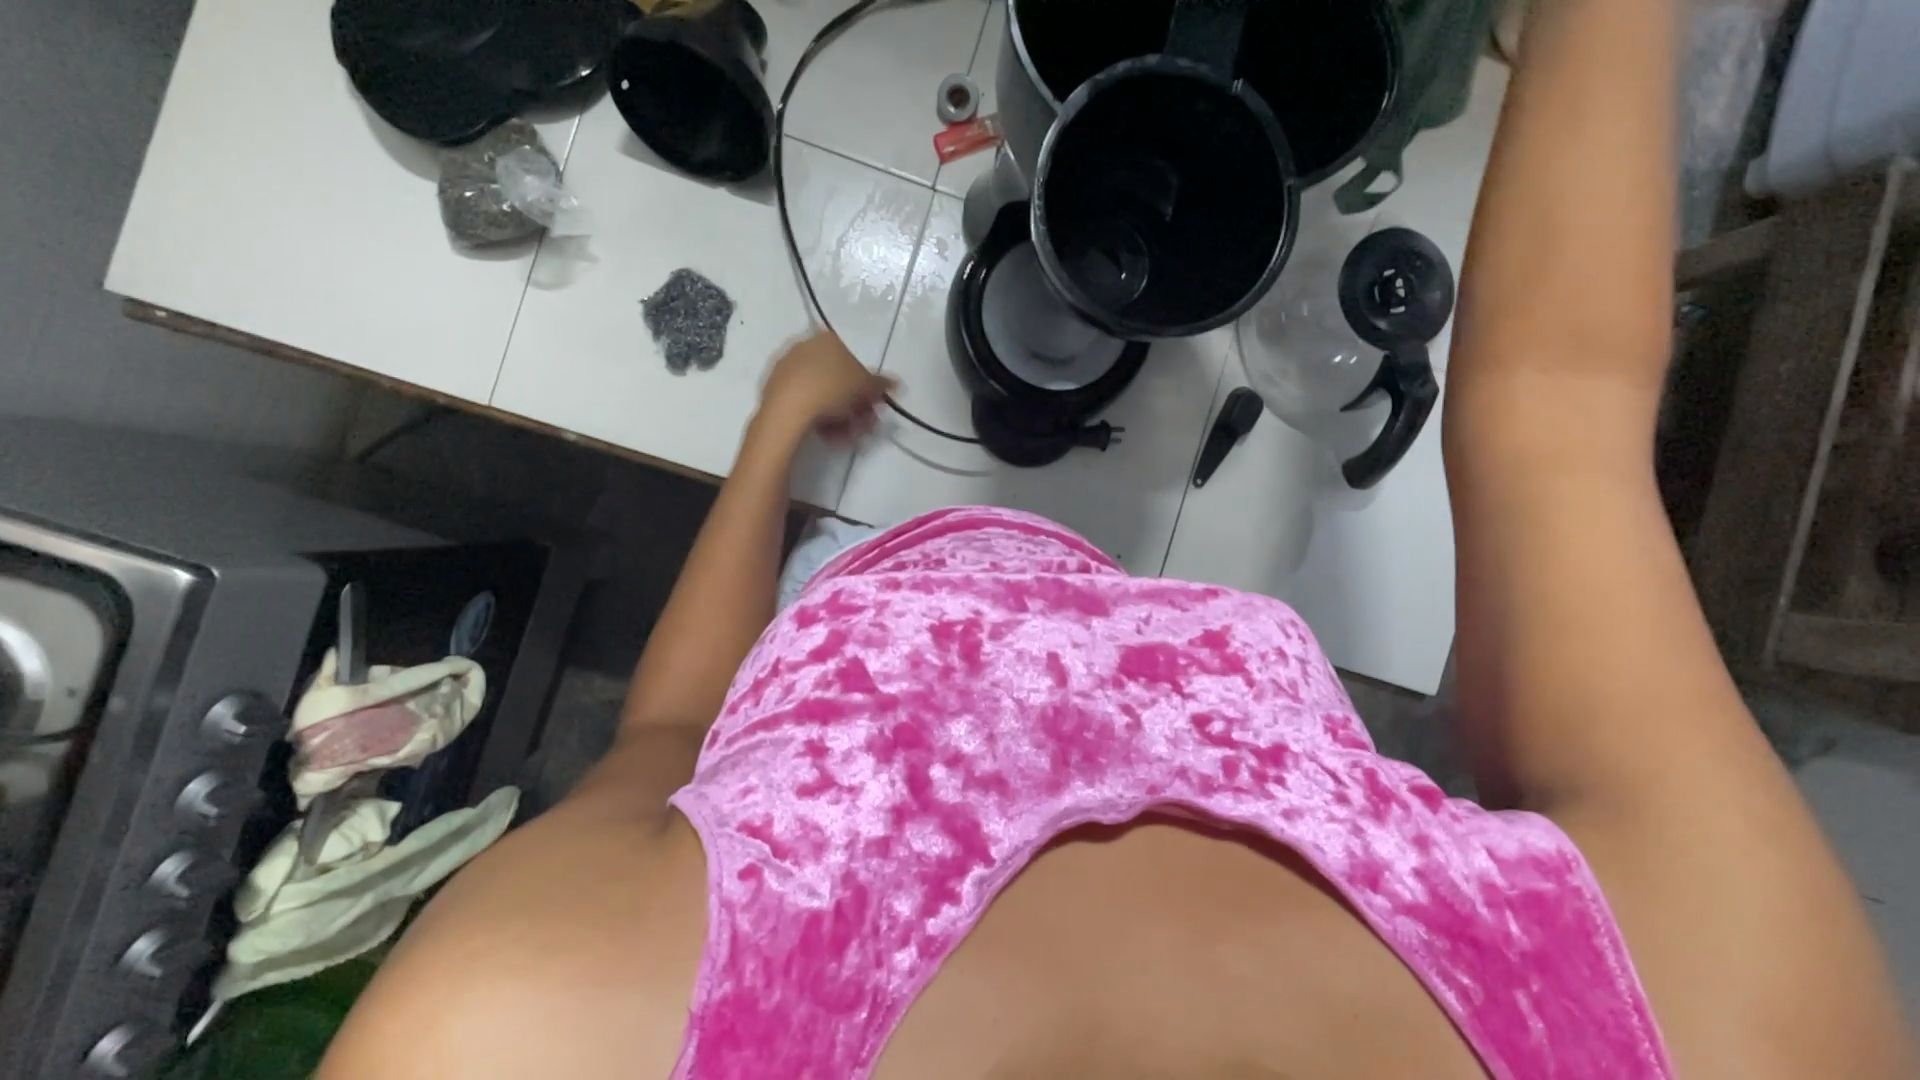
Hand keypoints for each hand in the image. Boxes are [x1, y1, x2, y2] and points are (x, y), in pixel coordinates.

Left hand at [758, 331, 897, 442]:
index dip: (866, 386)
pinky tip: (829, 435)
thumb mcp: (865, 387)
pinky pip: (805, 402)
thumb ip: (880, 384)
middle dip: (854, 404)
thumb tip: (895, 383)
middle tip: (864, 424)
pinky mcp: (774, 388)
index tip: (872, 405)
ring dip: (840, 415)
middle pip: (837, 379)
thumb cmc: (832, 389)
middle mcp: (806, 347)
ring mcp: (787, 368)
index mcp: (828, 339)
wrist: (788, 410)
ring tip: (848, 436)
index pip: (854, 360)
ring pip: (822, 393)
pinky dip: (819, 417)